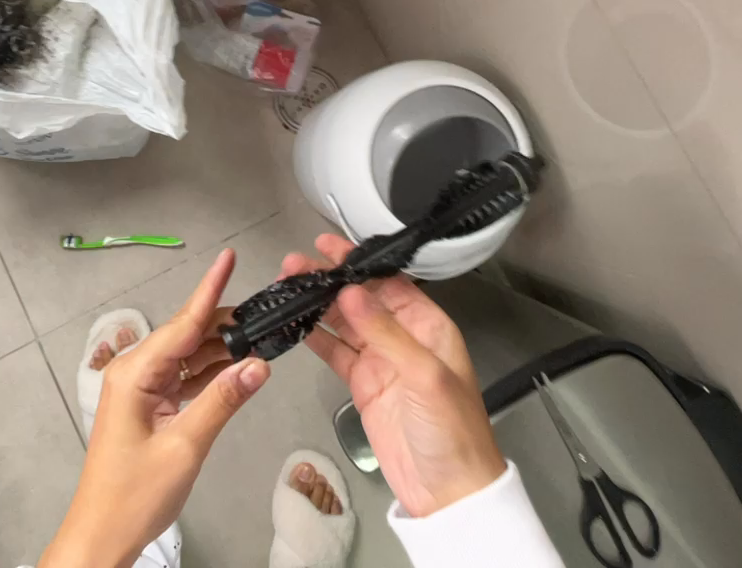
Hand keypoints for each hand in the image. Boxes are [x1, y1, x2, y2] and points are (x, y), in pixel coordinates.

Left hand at [39, 250, 270, 567]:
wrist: (101, 537)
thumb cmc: (134, 495)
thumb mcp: (184, 447)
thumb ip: (222, 401)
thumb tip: (258, 364)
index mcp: (136, 373)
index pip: (183, 322)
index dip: (210, 288)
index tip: (228, 257)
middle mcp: (136, 371)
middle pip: (187, 334)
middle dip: (225, 321)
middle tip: (265, 312)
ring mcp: (142, 388)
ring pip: (189, 355)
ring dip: (222, 349)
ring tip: (260, 336)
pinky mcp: (149, 404)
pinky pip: (185, 377)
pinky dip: (211, 373)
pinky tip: (237, 367)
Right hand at [282, 234, 505, 517]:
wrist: (449, 494)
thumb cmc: (453, 430)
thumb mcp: (424, 375)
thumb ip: (385, 332)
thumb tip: (350, 292)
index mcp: (428, 326)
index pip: (388, 282)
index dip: (357, 262)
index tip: (328, 246)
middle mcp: (403, 337)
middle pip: (360, 298)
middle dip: (329, 279)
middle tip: (295, 265)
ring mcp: (381, 361)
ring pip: (343, 322)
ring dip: (317, 303)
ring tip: (287, 285)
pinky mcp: (364, 384)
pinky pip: (336, 352)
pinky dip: (315, 336)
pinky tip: (295, 322)